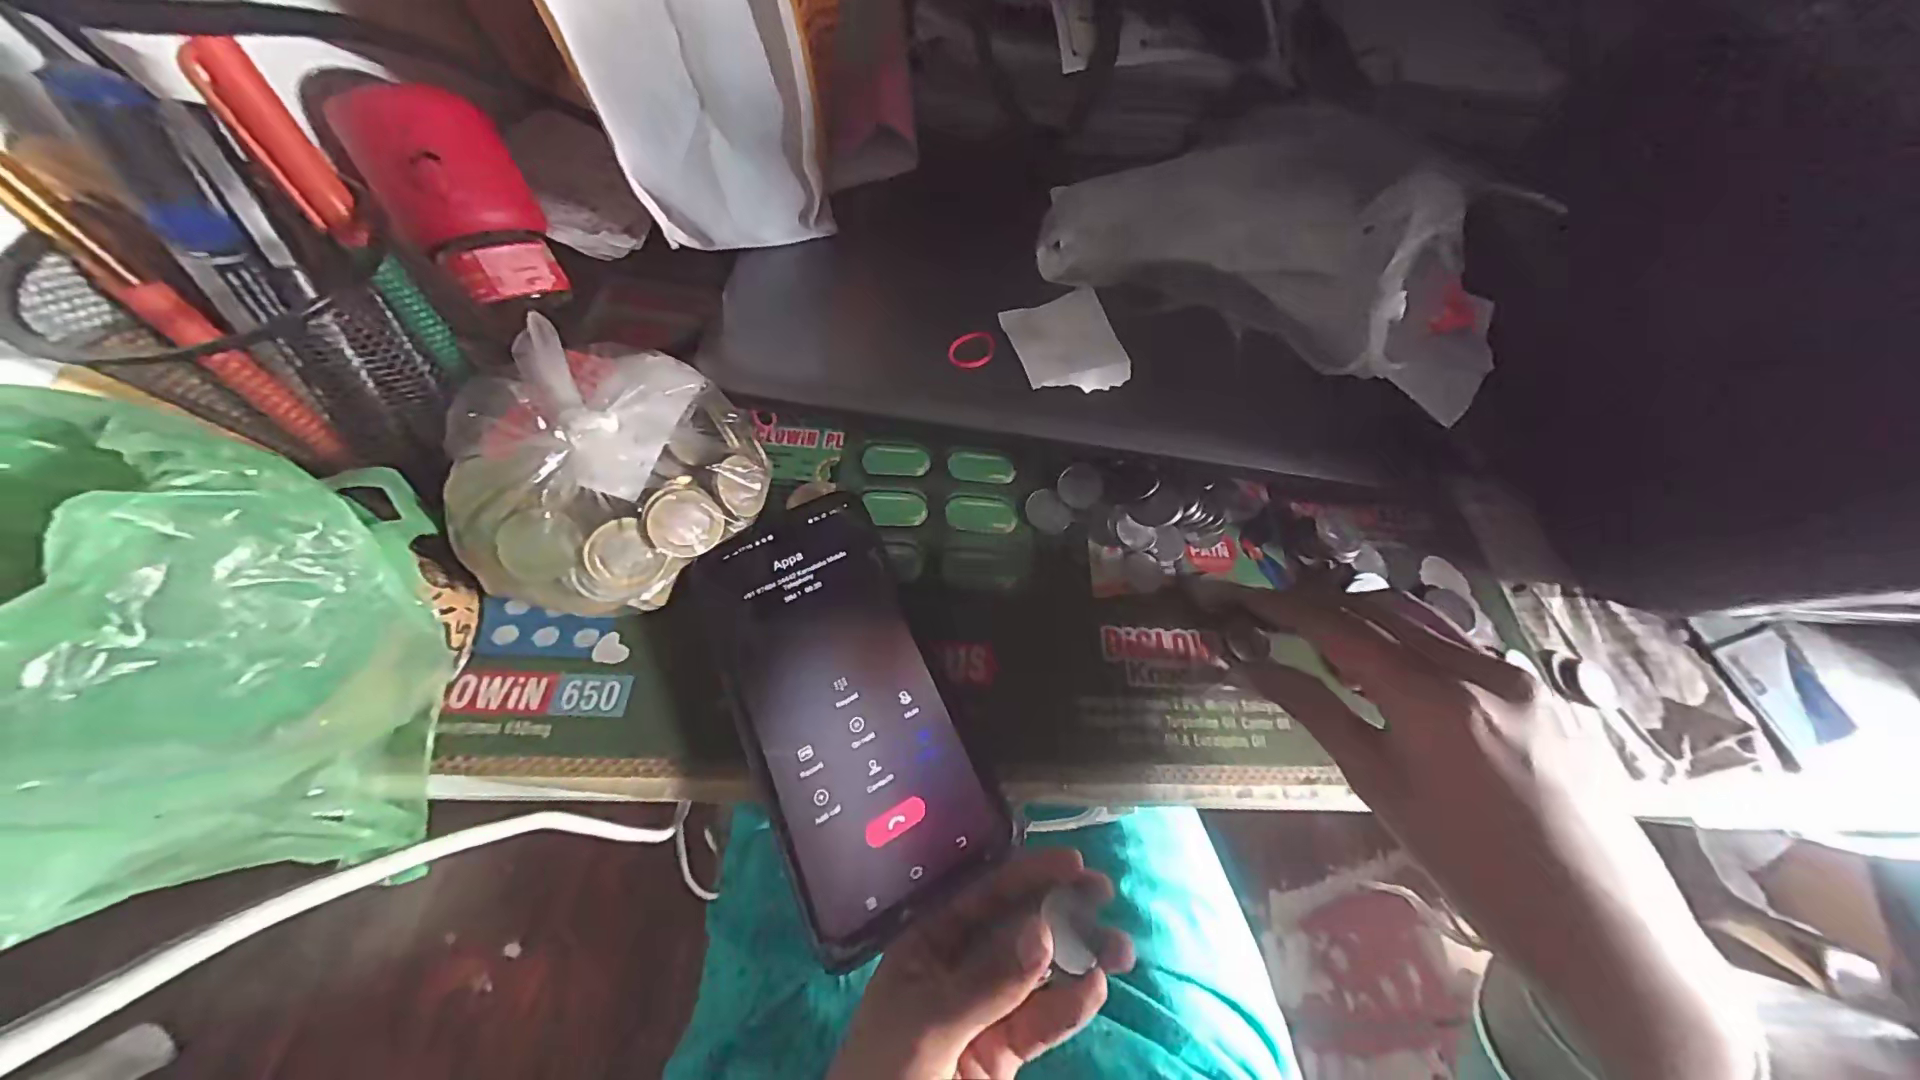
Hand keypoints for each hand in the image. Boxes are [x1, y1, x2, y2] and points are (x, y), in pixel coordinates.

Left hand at [827, 848, 1134, 1079]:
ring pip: (1038, 973)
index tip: (1072, 862)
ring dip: (1078, 957)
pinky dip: (1070, 1006)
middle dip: (1060, 909)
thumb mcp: (927, 1024)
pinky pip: (1041, 1021)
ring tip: (1120, 949)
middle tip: (1104, 893)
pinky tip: (1095, 989)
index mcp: (928, 943)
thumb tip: (1043, 933)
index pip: (982, 896)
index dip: (1026, 875)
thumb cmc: (883, 1075)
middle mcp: (958, 967)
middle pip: (1016, 927)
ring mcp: (983, 1010)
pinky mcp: (1001, 1053)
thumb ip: (986, 983)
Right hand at [1195, 580, 1763, 1079]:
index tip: (1243, 596)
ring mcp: (1524, 677)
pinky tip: (1404, 679)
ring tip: (1330, 638)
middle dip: (1322, 602)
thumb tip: (1254, 666)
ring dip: (1370, 621)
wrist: (1603, 928)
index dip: (1282, 605)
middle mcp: (1479, 669)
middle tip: (1277, 611)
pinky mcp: (1551, 695)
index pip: (1338, 628)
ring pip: (1429, 624)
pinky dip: (1419, 649)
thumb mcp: (1377, 786)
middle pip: (1382, 608)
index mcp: (1430, 697)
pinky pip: (1468, 652)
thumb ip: (1317, 712)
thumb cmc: (1468, 864)